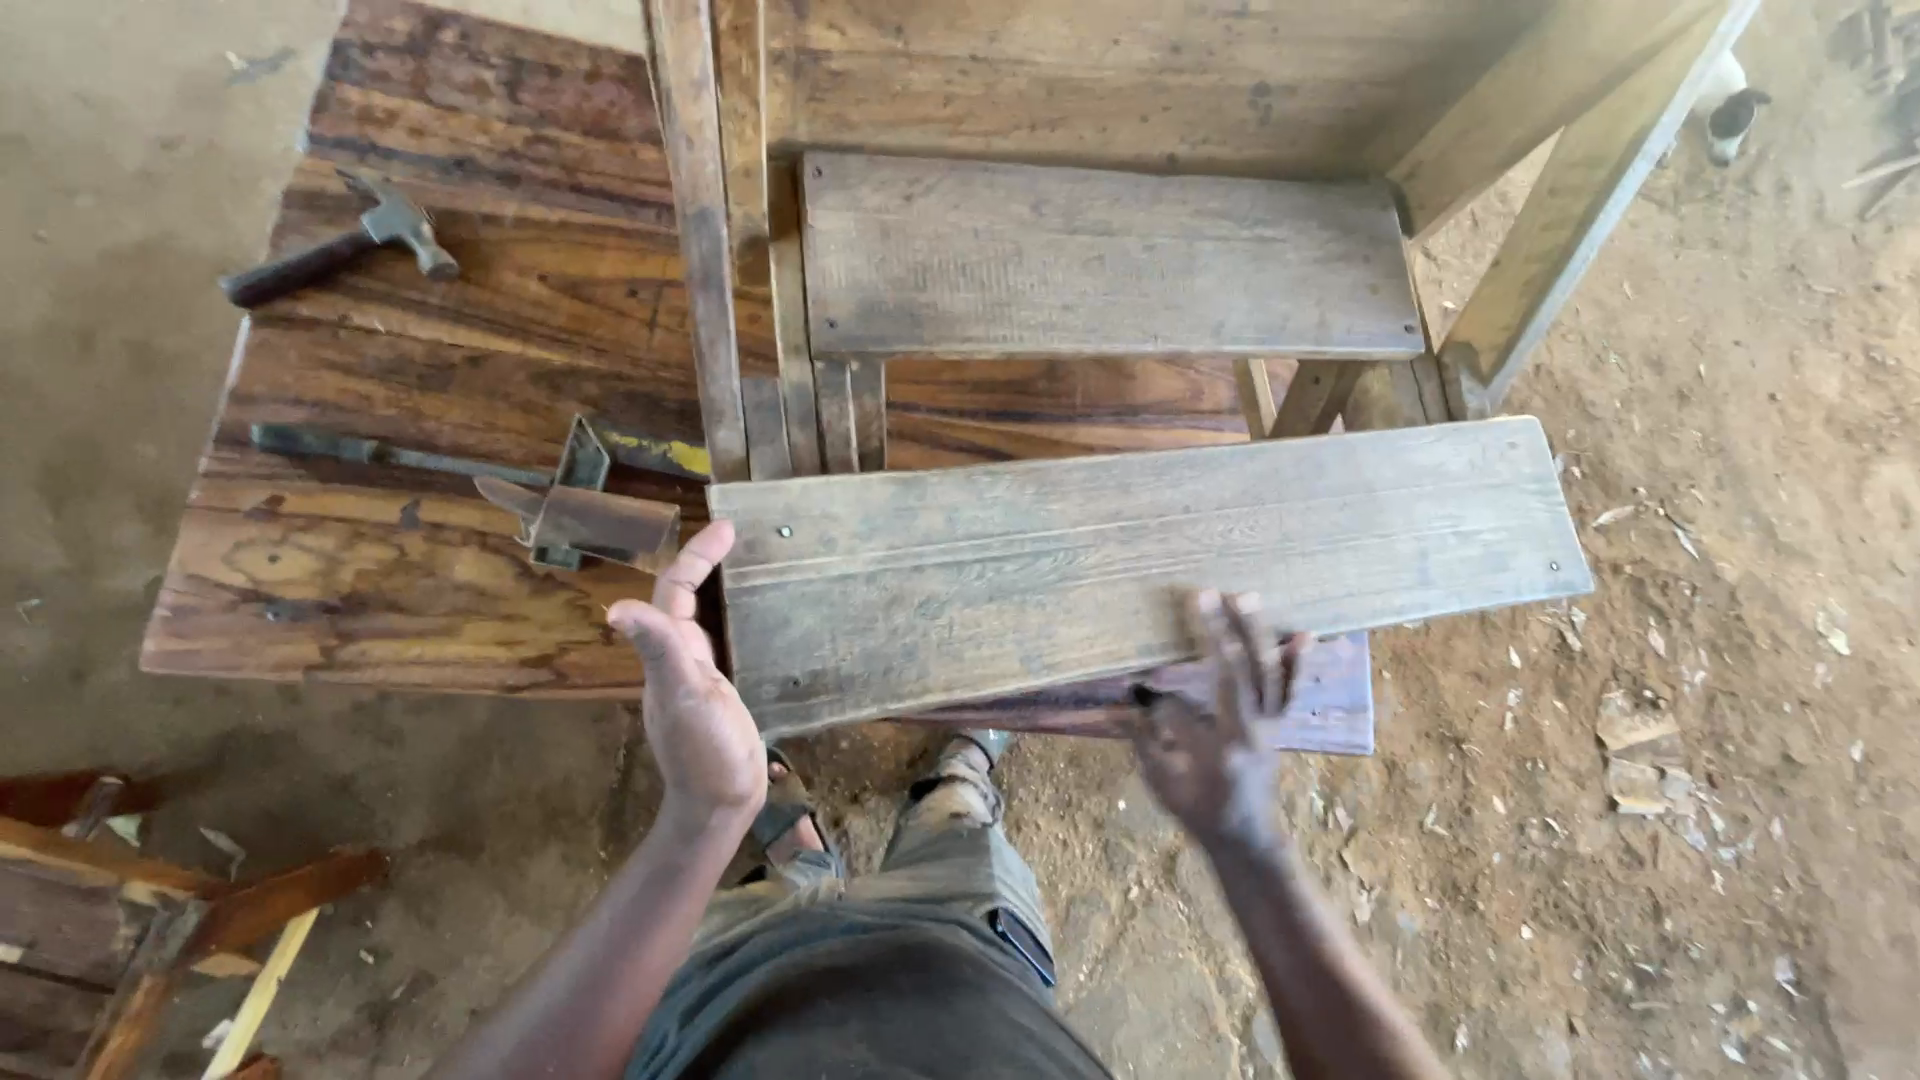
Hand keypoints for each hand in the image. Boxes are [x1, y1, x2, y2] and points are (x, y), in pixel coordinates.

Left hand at [607, 521, 764, 827]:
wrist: (720, 802)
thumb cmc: (704, 750)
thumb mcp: (684, 696)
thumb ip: (657, 650)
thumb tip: (614, 607)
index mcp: (670, 652)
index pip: (676, 588)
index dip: (697, 555)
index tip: (728, 527)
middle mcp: (680, 657)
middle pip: (686, 597)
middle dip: (706, 562)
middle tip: (739, 536)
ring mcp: (700, 675)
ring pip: (704, 617)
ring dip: (720, 587)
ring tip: (751, 565)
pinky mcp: (721, 692)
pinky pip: (725, 641)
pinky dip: (737, 619)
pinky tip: (762, 621)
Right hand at [1128, 590, 1309, 849]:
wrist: (1247, 839)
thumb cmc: (1198, 813)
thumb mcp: (1162, 782)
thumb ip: (1141, 739)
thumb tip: (1119, 701)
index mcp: (1217, 749)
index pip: (1190, 700)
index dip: (1180, 668)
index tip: (1168, 639)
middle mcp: (1249, 732)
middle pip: (1236, 672)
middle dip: (1219, 631)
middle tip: (1205, 594)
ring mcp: (1269, 728)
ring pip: (1266, 674)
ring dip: (1255, 633)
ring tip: (1246, 596)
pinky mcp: (1278, 727)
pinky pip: (1289, 691)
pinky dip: (1296, 662)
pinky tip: (1303, 633)